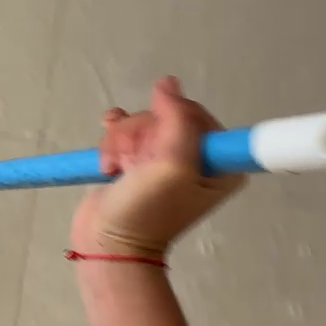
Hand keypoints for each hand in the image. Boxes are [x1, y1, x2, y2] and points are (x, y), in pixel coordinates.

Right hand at [71, 76, 244, 257]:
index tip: (155, 144)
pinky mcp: (135, 162)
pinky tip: (106, 157)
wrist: (107, 243)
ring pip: (139, 124)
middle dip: (138, 132)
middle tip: (131, 161)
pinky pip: (123, 132)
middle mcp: (195, 159)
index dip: (170, 120)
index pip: (197, 114)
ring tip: (114, 167)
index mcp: (219, 163)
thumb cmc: (147, 211)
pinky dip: (110, 140)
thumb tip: (167, 83)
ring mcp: (162, 160)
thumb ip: (178, 119)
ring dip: (119, 140)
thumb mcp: (173, 165)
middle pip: (164, 117)